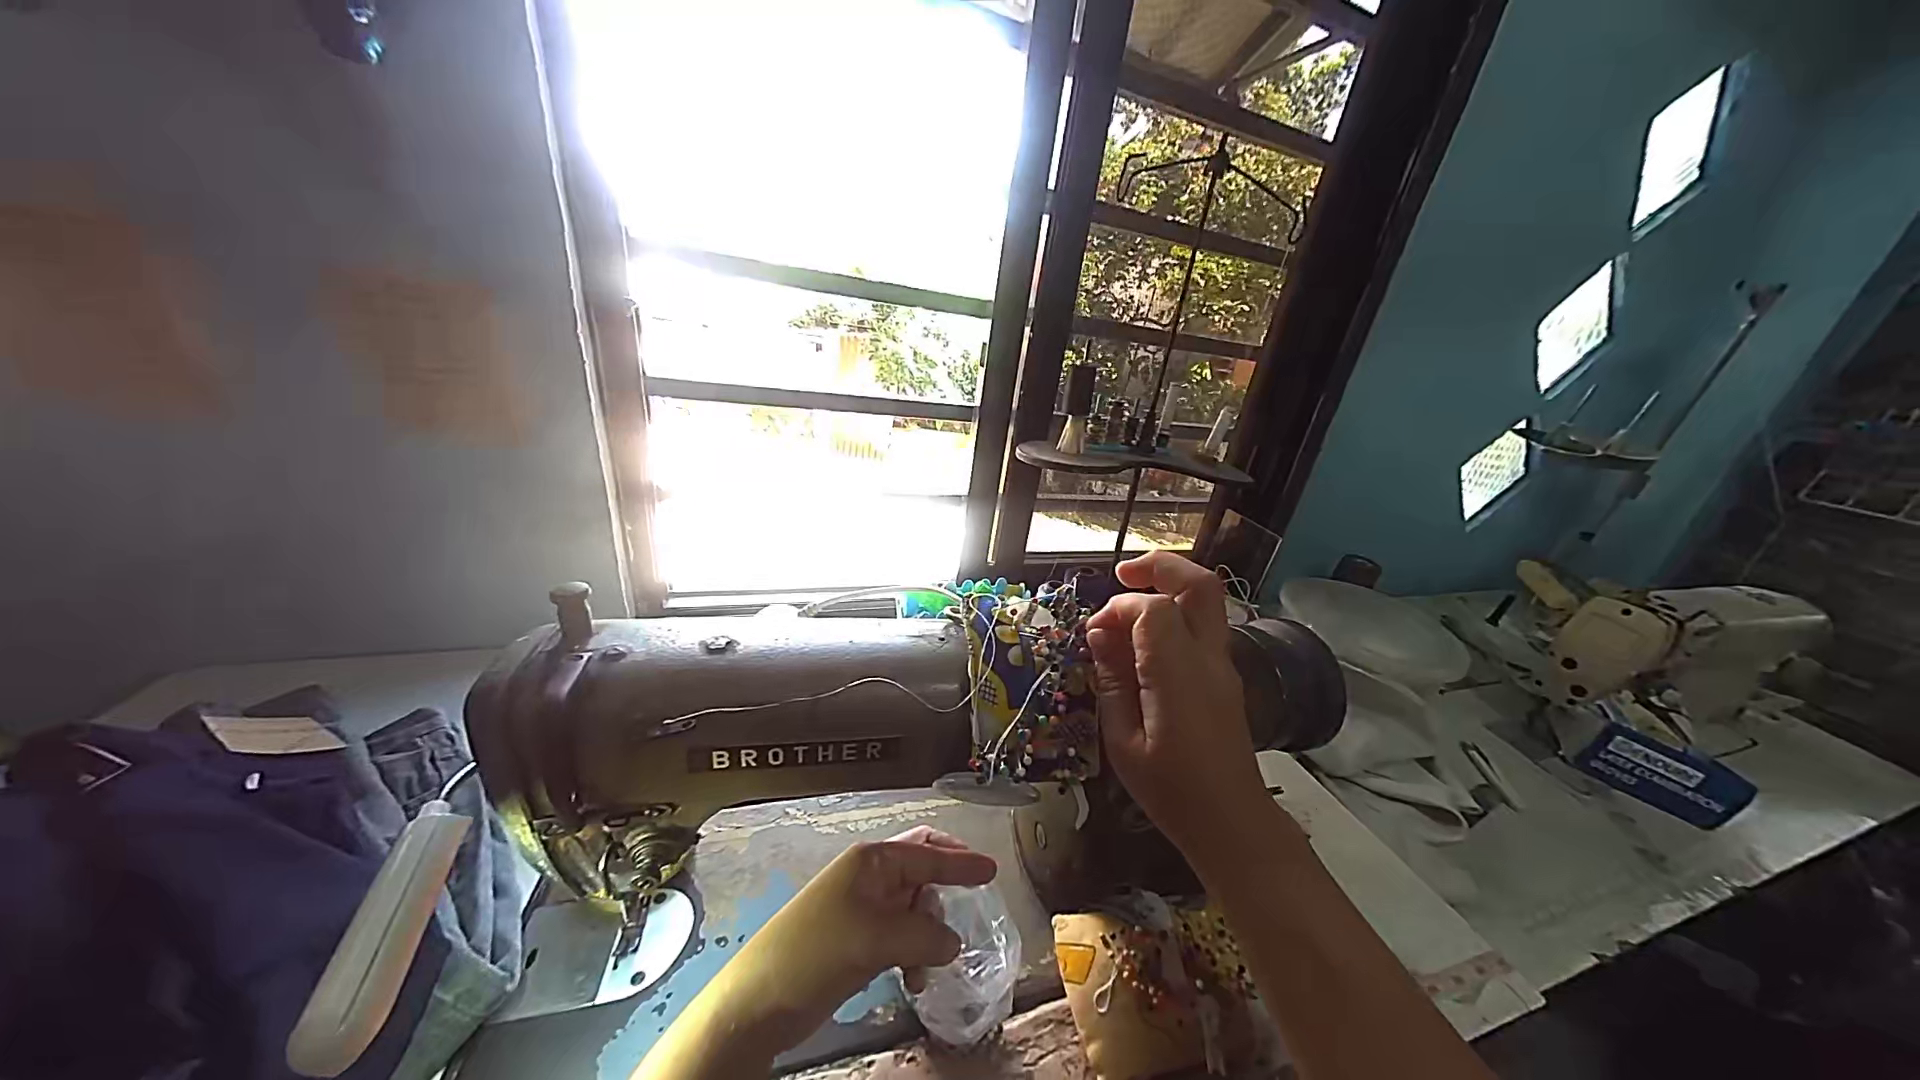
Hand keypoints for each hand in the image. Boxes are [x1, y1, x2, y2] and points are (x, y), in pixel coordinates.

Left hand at [719, 826, 997, 1046]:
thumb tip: (954, 941)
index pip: (926, 853)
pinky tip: (912, 978)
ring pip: (913, 910)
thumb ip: (924, 935)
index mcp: (871, 861)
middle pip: (921, 875)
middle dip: (942, 895)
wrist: (758, 1002)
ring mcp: (862, 910)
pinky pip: (901, 937)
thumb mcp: (875, 938)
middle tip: (966, 909)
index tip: (992, 870)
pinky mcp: (858, 941)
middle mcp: (869, 878)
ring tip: (928, 966)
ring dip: (928, 934)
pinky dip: (913, 953)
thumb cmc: (815, 952)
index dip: (961, 862)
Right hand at [1086, 552, 1275, 865]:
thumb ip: (1112, 680)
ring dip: (1167, 588)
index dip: (1118, 609)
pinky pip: (1202, 626)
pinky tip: (1143, 642)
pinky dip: (1173, 615)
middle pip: (1200, 584)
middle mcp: (1208, 659)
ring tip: (1128, 606)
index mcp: (1180, 675)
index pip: (1153, 609)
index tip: (1094, 634)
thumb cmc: (1171, 790)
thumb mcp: (1123, 740)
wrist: (1231, 821)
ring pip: (1207, 600)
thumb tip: (1099, 635)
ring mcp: (1222, 665)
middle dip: (1160, 566)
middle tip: (1123, 575)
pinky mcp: (1224, 675)